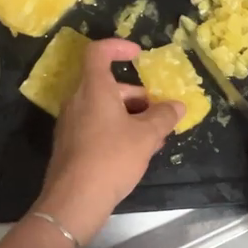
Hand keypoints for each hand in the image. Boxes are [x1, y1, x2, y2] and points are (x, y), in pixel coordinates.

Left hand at [33, 38, 184, 243]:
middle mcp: (78, 100)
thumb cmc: (111, 158)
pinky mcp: (70, 145)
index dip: (118, 47)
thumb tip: (177, 106)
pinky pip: (97, 126)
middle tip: (158, 113)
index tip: (138, 54)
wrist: (74, 200)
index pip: (99, 52)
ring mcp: (71, 123)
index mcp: (93, 89)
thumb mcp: (146, 136)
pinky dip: (117, 130)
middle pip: (107, 85)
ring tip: (154, 137)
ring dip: (130, 116)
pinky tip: (135, 152)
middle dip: (137, 96)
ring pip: (104, 108)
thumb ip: (163, 116)